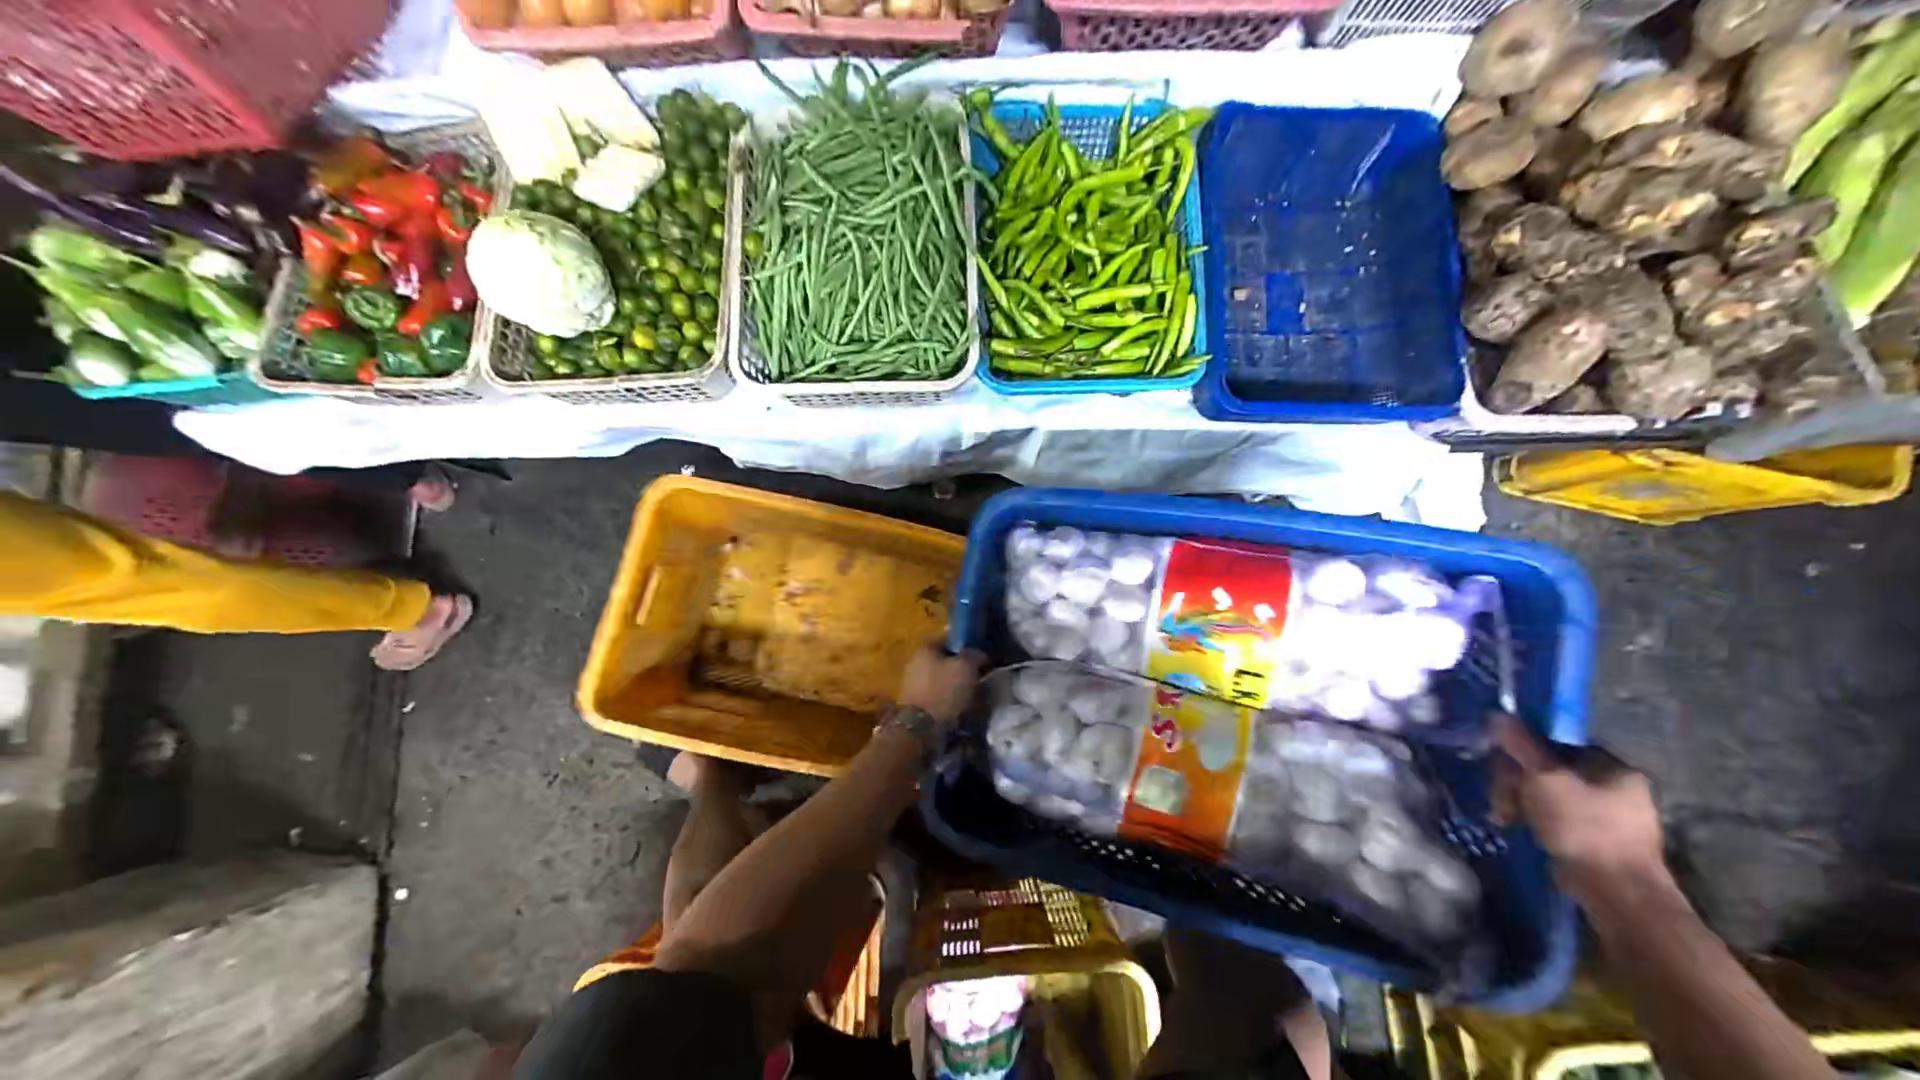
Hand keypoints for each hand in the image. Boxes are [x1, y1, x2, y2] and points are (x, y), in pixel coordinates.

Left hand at [894, 642, 985, 730]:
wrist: (921, 729)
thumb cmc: (944, 691)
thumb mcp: (966, 667)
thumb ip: (974, 655)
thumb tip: (979, 653)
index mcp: (925, 648)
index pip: (948, 639)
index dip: (966, 645)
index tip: (981, 656)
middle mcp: (915, 663)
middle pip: (944, 661)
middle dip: (961, 668)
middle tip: (979, 676)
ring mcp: (912, 685)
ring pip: (941, 680)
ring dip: (955, 687)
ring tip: (973, 696)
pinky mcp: (914, 705)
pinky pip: (937, 697)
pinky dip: (948, 701)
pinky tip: (959, 709)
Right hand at [1491, 714, 1667, 900]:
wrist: (1615, 892)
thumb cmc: (1584, 827)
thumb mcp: (1545, 779)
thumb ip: (1521, 745)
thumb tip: (1498, 714)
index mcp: (1613, 767)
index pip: (1556, 741)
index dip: (1523, 747)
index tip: (1500, 760)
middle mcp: (1612, 786)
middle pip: (1545, 767)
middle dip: (1515, 779)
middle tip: (1502, 795)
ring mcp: (1603, 814)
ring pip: (1543, 791)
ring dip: (1516, 799)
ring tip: (1504, 815)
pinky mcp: (1589, 836)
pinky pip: (1549, 813)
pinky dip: (1528, 816)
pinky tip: (1512, 824)